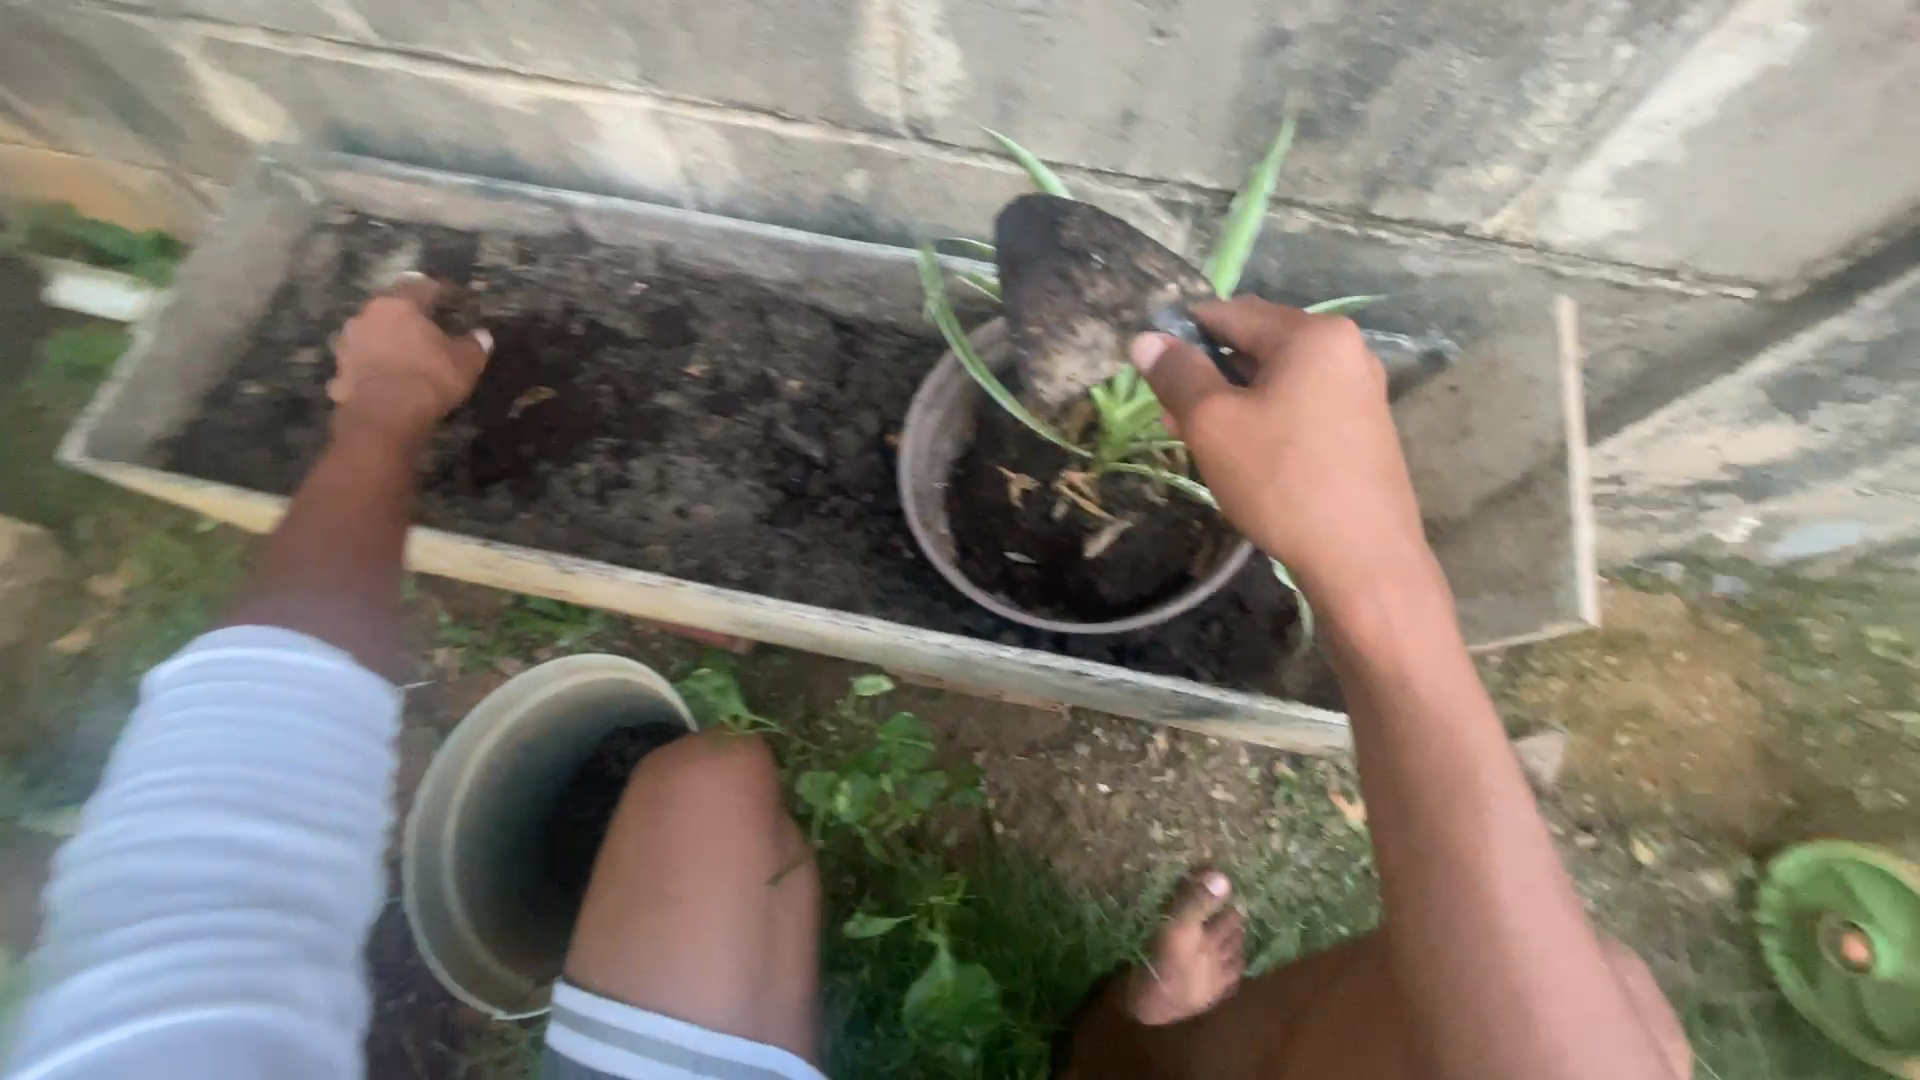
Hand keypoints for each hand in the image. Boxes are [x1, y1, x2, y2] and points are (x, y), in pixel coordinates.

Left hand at [329, 273, 489, 449]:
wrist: (385, 413)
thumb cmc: (430, 377)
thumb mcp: (466, 362)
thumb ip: (474, 345)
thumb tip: (482, 334)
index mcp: (399, 305)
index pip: (422, 286)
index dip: (441, 290)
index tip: (453, 295)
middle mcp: (368, 314)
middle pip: (392, 307)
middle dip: (410, 315)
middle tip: (428, 325)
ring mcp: (349, 340)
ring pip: (374, 331)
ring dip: (389, 338)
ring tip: (407, 352)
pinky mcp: (340, 367)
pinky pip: (364, 359)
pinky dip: (377, 363)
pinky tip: (390, 375)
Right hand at [1129, 296, 1430, 607]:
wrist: (1361, 557)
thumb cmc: (1280, 480)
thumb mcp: (1213, 423)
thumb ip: (1177, 375)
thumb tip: (1146, 339)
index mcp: (1311, 335)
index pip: (1230, 313)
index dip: (1182, 334)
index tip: (1151, 369)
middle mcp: (1343, 349)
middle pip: (1255, 344)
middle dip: (1206, 373)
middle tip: (1171, 416)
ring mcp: (1358, 389)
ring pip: (1275, 379)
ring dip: (1230, 399)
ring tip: (1198, 440)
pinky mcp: (1361, 428)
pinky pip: (1298, 405)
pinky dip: (1262, 418)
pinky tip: (1242, 455)